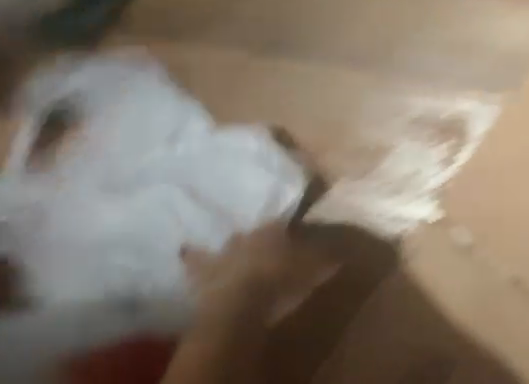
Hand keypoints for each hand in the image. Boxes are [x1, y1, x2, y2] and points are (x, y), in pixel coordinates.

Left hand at [183, 223, 327, 315]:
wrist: (237, 307)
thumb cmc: (279, 283)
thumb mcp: (312, 271)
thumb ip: (327, 259)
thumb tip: (343, 251)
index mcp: (273, 231)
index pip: (282, 222)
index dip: (286, 229)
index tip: (292, 233)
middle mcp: (246, 235)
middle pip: (252, 232)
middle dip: (255, 237)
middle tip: (262, 245)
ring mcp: (222, 254)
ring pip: (225, 245)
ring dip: (228, 247)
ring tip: (231, 247)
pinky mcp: (202, 274)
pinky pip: (195, 261)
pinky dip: (192, 256)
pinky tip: (185, 249)